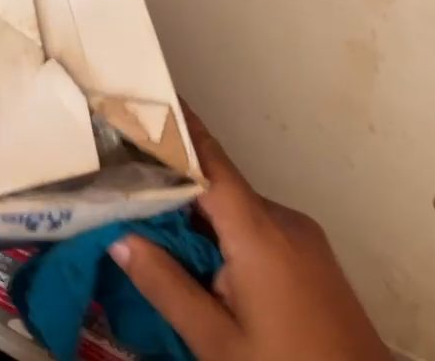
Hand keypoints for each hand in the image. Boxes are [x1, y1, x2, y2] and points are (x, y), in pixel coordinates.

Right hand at [109, 109, 386, 360]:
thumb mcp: (218, 343)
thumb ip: (167, 286)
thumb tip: (119, 237)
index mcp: (259, 232)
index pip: (209, 162)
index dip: (176, 128)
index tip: (144, 97)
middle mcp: (284, 221)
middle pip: (216, 187)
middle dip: (172, 185)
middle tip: (123, 183)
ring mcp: (304, 239)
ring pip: (236, 211)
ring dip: (197, 217)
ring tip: (150, 228)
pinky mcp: (314, 258)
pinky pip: (257, 229)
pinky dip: (224, 234)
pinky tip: (200, 260)